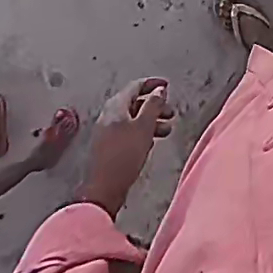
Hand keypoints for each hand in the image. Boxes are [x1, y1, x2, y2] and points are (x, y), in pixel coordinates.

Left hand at [80, 78, 174, 217]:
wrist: (103, 189)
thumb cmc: (124, 155)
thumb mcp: (144, 126)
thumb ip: (153, 105)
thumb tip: (159, 90)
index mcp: (116, 106)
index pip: (136, 86)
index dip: (153, 84)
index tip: (166, 86)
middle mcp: (109, 115)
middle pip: (135, 103)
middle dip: (155, 106)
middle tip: (170, 111)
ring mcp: (107, 131)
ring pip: (133, 118)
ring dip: (151, 120)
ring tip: (166, 128)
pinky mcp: (108, 146)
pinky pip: (128, 131)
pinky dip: (142, 131)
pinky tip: (150, 141)